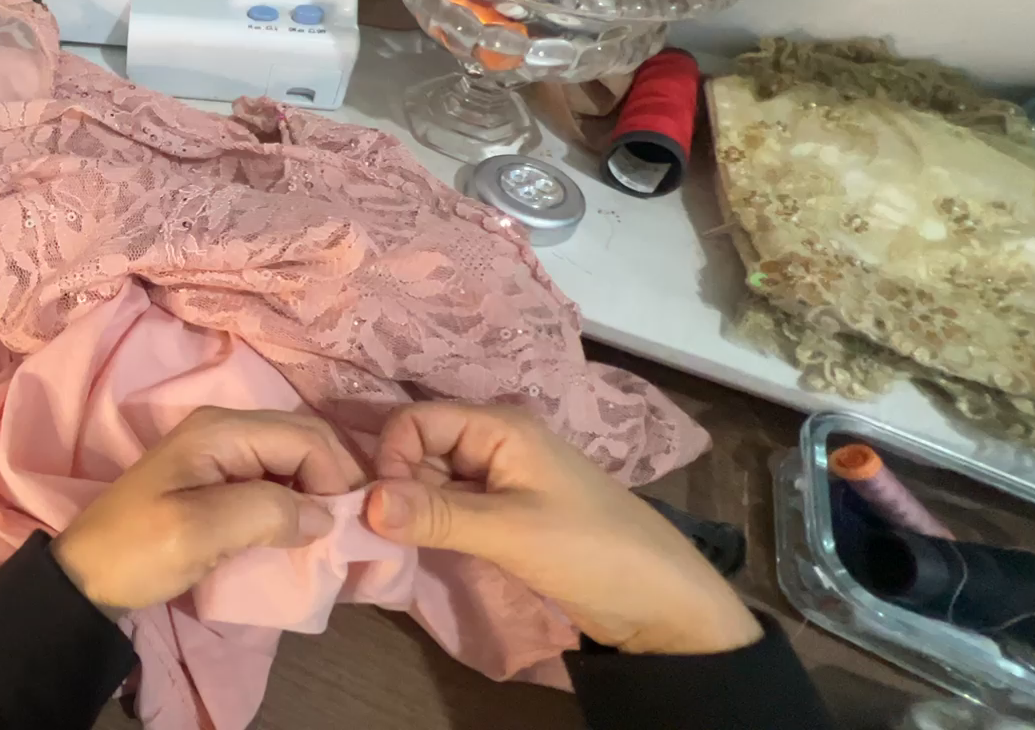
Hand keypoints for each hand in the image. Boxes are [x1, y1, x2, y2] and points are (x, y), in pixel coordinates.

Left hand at [51, 406, 366, 612]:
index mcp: (221, 430)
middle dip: (334, 479)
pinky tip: (306, 530)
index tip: (349, 529)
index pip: (304, 436)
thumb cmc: (138, 549)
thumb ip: (264, 514)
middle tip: (351, 533)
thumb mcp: (198, 531)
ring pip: (294, 457)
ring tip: (334, 534)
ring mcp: (223, 450)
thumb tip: (324, 515)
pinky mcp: (222, 476)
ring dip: (319, 490)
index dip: (336, 476)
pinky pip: (276, 476)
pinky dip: (299, 499)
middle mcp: (227, 428)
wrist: (87, 575)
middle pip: (303, 439)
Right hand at [363, 402, 761, 654]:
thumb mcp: (511, 533)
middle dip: (398, 484)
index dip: (392, 456)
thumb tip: (362, 503)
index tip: (383, 507)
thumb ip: (435, 515)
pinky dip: (431, 521)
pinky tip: (422, 542)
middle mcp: (492, 440)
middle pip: (419, 446)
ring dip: (413, 506)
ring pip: (429, 477)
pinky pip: (448, 503)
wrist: (672, 614)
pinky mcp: (501, 509)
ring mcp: (497, 475)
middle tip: (387, 530)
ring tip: (403, 540)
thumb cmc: (595, 553)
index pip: (416, 421)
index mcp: (498, 425)